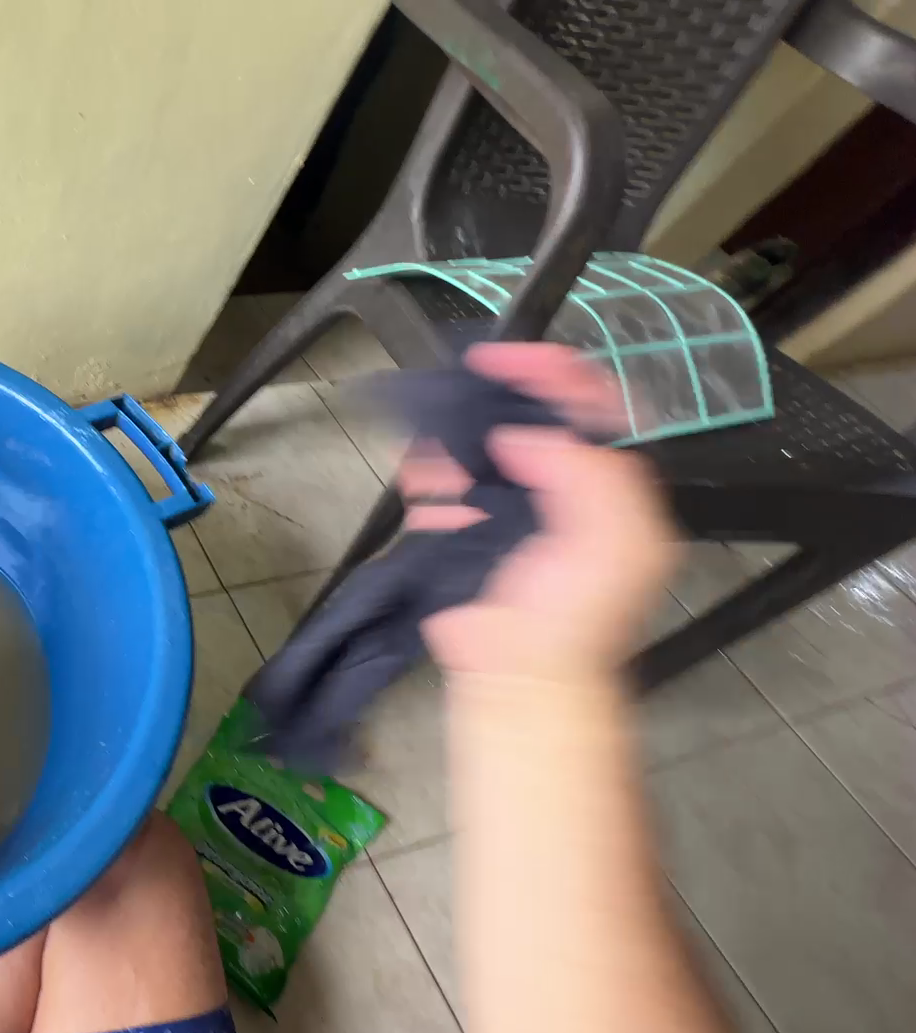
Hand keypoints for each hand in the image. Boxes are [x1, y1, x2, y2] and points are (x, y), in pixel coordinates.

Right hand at [409, 344, 678, 685]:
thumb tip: (518, 436)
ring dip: (451, 442)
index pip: (588, 408)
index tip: (504, 357)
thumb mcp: (615, 542)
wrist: (516, 669)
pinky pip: (437, 487)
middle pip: (522, 421)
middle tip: (458, 393)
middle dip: (491, 404)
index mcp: (605, 483)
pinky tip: (422, 483)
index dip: (553, 374)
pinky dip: (425, 478)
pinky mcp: (458, 529)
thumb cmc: (575, 612)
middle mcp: (556, 486)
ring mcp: (504, 508)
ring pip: (474, 450)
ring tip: (434, 449)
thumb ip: (587, 477)